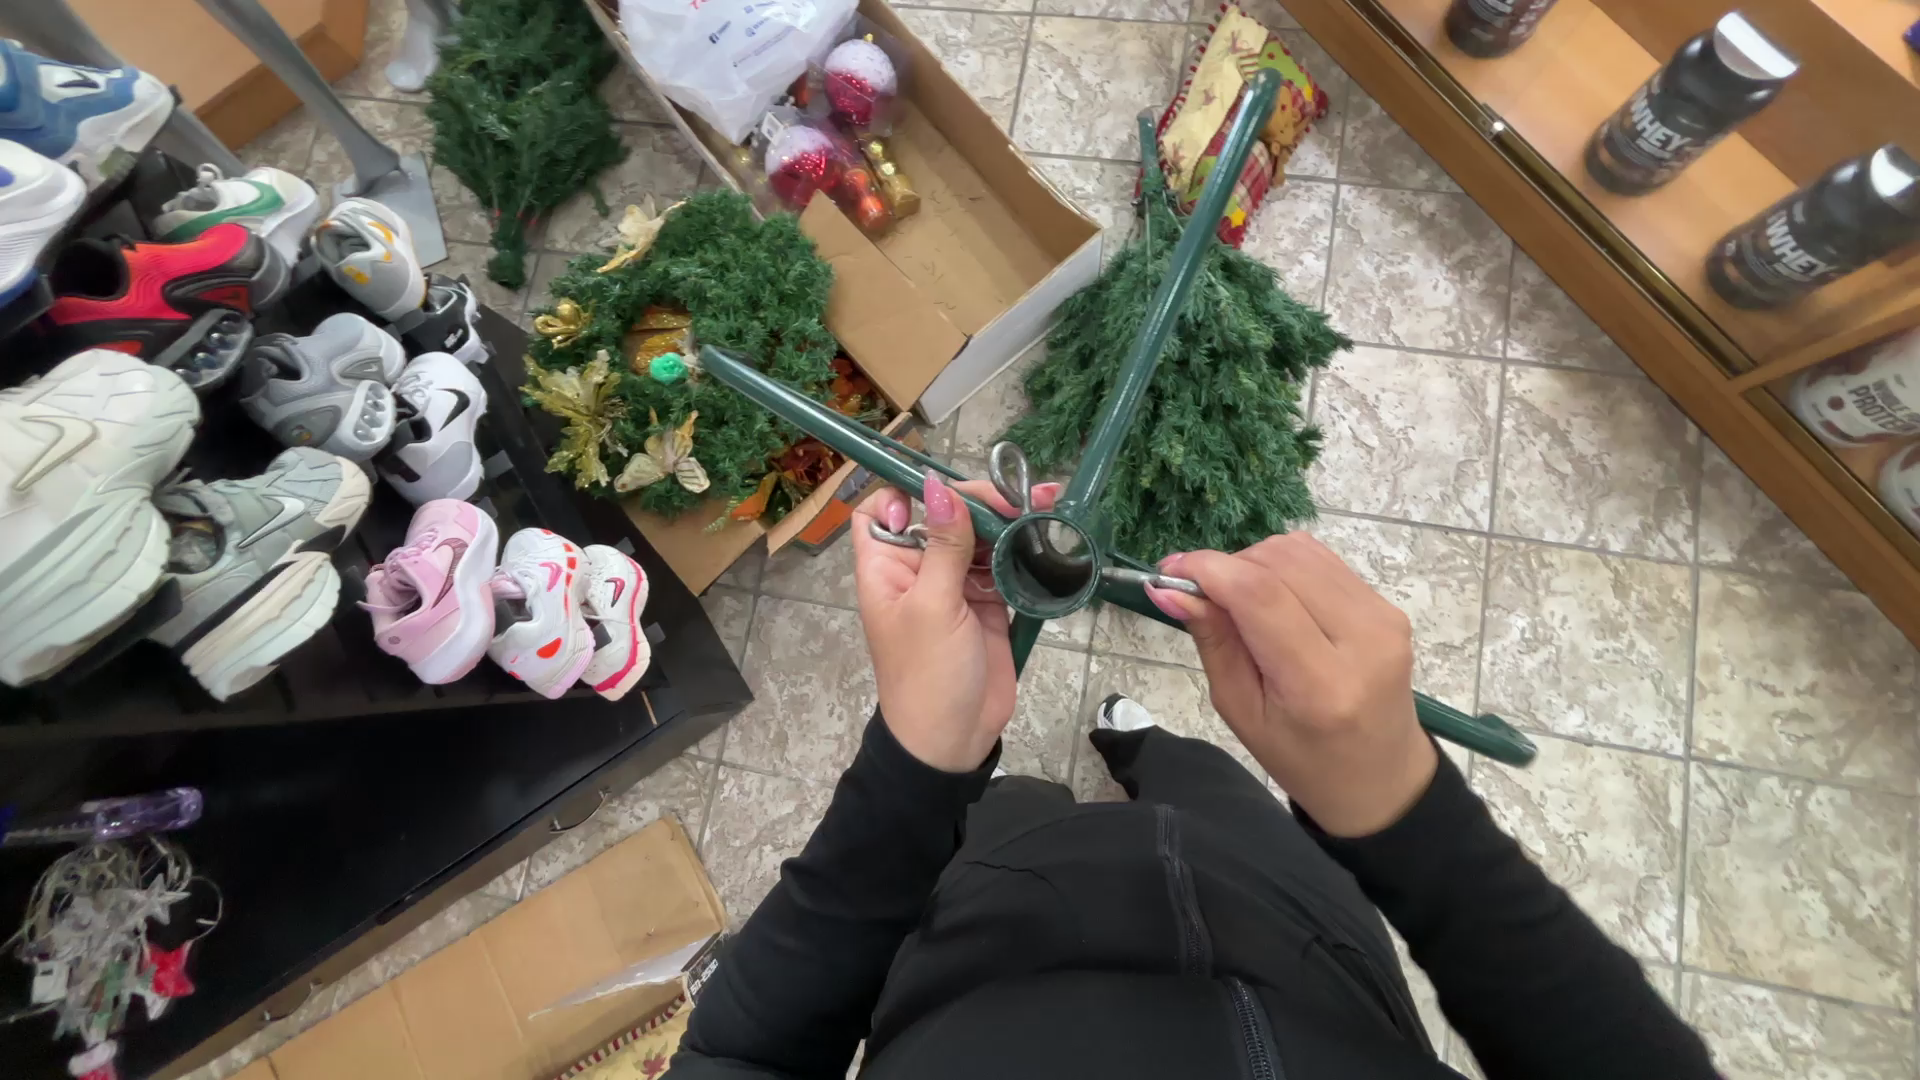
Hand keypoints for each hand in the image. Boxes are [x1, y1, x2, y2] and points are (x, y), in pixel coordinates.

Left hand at [851, 472, 1059, 771]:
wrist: (954, 739)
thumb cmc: (928, 674)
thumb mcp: (933, 606)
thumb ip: (943, 545)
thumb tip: (940, 486)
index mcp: (888, 567)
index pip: (883, 512)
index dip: (907, 495)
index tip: (946, 493)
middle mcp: (919, 569)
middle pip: (945, 516)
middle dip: (978, 501)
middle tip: (1016, 500)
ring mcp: (955, 585)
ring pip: (978, 538)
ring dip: (1009, 520)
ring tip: (1045, 501)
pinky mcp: (988, 602)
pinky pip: (1004, 564)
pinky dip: (1024, 549)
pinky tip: (1048, 530)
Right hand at [1146, 534, 1437, 836]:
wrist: (1381, 777)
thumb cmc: (1300, 756)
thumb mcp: (1240, 710)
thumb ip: (1212, 640)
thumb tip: (1167, 588)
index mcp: (1320, 684)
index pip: (1260, 597)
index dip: (1208, 570)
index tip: (1167, 571)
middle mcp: (1363, 640)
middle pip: (1277, 563)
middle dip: (1224, 566)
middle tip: (1197, 592)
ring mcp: (1382, 616)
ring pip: (1297, 550)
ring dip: (1251, 562)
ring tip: (1234, 597)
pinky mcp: (1387, 604)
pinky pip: (1318, 558)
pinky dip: (1279, 565)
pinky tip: (1268, 595)